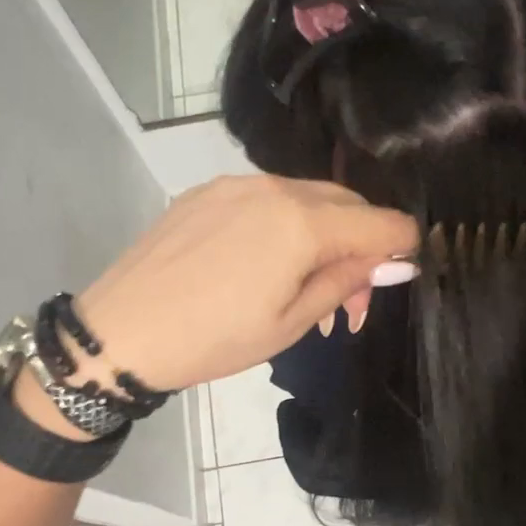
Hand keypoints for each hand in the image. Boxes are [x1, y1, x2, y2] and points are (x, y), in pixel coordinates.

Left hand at [73, 176, 417, 390]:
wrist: (122, 331)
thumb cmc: (214, 340)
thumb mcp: (290, 324)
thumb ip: (344, 283)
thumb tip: (388, 262)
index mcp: (303, 224)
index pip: (383, 222)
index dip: (404, 248)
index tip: (401, 275)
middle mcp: (275, 188)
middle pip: (347, 203)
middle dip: (362, 244)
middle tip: (348, 299)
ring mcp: (236, 184)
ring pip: (306, 198)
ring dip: (323, 234)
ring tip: (302, 285)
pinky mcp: (206, 191)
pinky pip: (266, 199)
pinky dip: (284, 224)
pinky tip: (263, 264)